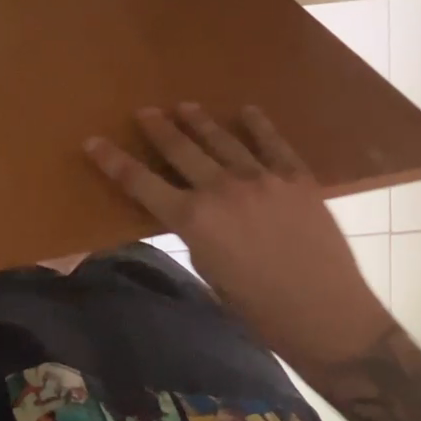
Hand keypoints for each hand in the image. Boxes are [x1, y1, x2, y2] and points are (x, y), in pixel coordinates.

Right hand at [84, 104, 392, 372]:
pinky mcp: (297, 178)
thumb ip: (194, 234)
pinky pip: (273, 144)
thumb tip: (189, 212)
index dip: (113, 160)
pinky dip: (258, 126)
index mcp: (193, 219)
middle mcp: (221, 190)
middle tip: (144, 111)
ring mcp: (262, 179)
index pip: (141, 182)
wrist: (326, 315)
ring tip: (184, 106)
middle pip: (180, 150)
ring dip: (200, 121)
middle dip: (158, 128)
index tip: (94, 141)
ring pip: (222, 140)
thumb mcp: (209, 272)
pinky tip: (248, 111)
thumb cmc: (258, 309)